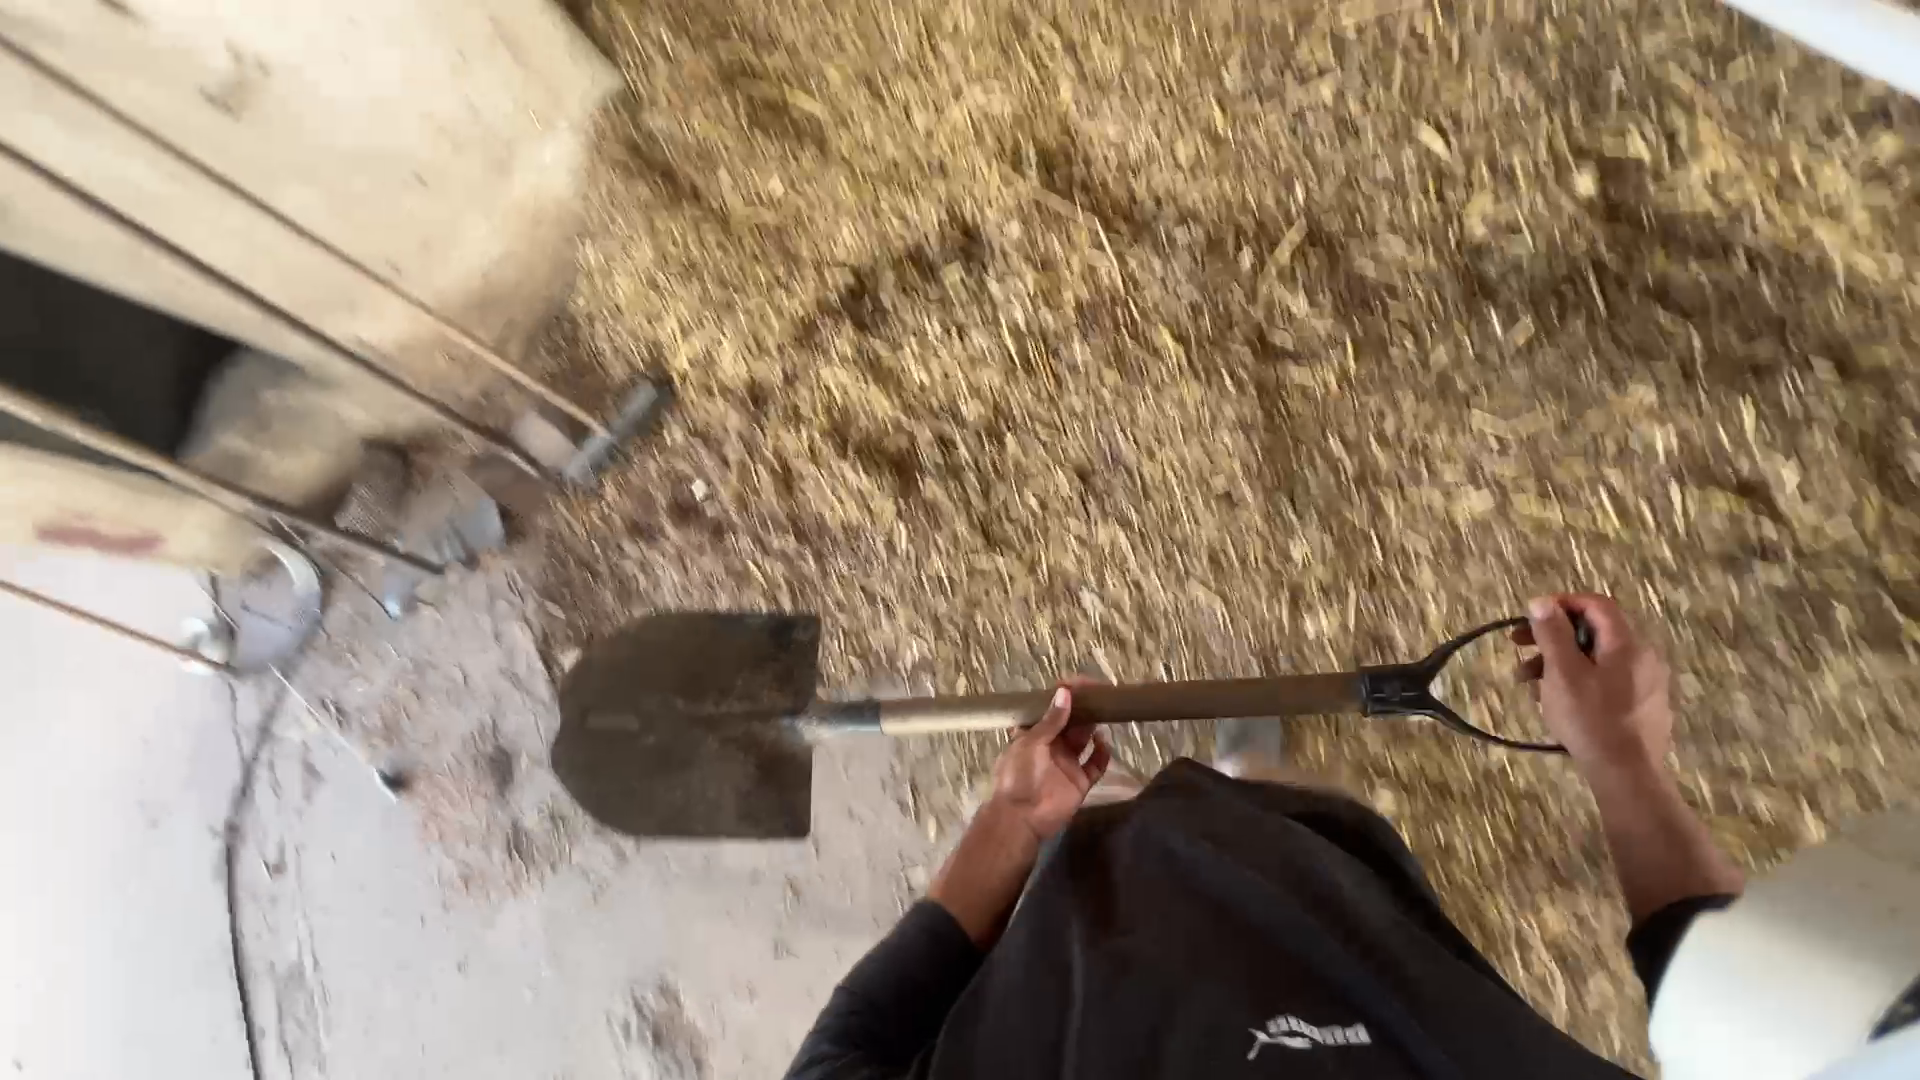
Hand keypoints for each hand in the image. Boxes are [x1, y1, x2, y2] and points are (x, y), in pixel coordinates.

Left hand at [987, 681, 1110, 842]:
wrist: (1022, 817)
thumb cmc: (1019, 775)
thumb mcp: (1031, 742)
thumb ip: (1051, 720)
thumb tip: (1065, 692)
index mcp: (1033, 734)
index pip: (1050, 710)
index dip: (1063, 696)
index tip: (1078, 683)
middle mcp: (1051, 746)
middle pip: (1070, 722)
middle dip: (1083, 708)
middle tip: (1099, 694)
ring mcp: (1066, 764)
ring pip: (1084, 740)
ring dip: (1093, 727)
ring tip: (1104, 712)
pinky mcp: (1080, 782)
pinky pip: (1096, 764)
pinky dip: (1103, 753)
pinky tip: (1105, 742)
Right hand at [1515, 593, 1673, 777]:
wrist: (1626, 771)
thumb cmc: (1590, 717)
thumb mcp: (1562, 672)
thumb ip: (1552, 634)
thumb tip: (1542, 602)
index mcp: (1627, 644)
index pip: (1596, 605)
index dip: (1561, 604)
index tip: (1528, 617)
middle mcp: (1643, 656)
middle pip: (1593, 630)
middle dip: (1551, 635)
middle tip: (1517, 646)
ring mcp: (1644, 680)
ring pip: (1595, 655)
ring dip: (1557, 659)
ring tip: (1527, 681)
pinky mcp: (1640, 701)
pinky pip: (1603, 676)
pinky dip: (1575, 677)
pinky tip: (1553, 697)